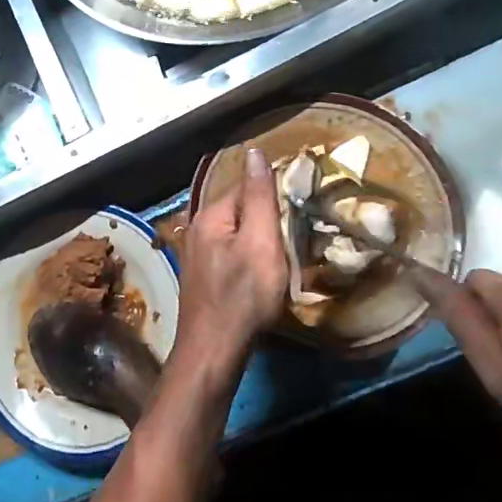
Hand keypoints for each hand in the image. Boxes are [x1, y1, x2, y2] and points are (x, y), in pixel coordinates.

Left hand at [176, 148, 288, 364]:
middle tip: (299, 232)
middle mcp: (198, 228)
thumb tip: (254, 151)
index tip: (303, 204)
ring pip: (238, 233)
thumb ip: (259, 197)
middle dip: (268, 216)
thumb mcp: (260, 242)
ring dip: (261, 238)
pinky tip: (264, 270)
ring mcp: (198, 253)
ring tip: (287, 252)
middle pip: (241, 210)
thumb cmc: (243, 296)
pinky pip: (232, 252)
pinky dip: (251, 256)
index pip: (246, 186)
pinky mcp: (205, 275)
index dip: (275, 192)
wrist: (213, 350)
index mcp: (210, 215)